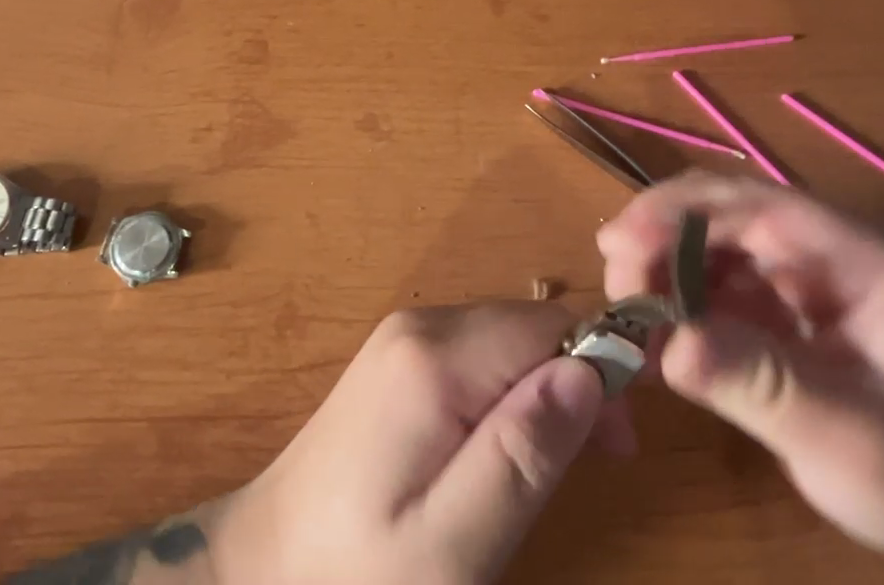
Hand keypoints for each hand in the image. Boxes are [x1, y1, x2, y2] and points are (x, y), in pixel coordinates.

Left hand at [211, 303, 630, 584]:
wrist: (265, 563)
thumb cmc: (360, 566)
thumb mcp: (455, 537)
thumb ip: (524, 452)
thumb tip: (591, 371)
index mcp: (435, 358)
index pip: (553, 323)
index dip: (603, 369)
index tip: (618, 441)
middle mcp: (420, 326)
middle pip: (532, 325)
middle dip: (578, 380)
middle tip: (597, 460)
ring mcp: (404, 338)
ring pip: (511, 339)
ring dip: (548, 388)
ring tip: (551, 464)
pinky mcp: (399, 359)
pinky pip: (480, 354)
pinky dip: (511, 389)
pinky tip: (505, 444)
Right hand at [599, 172, 883, 573]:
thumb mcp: (850, 441)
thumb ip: (761, 387)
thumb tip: (670, 344)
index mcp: (864, 259)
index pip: (761, 206)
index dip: (684, 213)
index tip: (620, 242)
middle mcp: (828, 253)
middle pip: (726, 212)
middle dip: (660, 235)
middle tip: (613, 285)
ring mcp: (802, 279)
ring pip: (710, 242)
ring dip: (660, 268)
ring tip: (626, 316)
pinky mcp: (779, 310)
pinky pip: (712, 285)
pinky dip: (674, 302)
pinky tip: (652, 336)